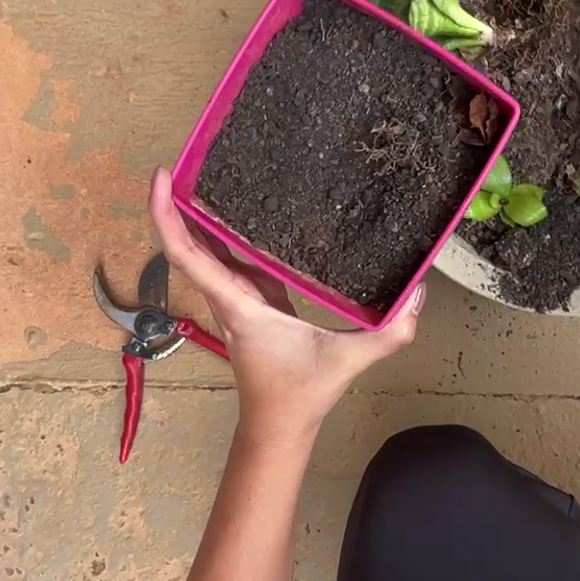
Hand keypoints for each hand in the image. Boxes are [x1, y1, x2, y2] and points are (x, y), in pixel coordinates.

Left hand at [149, 169, 422, 446]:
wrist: (278, 425)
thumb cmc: (299, 394)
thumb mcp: (347, 360)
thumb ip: (387, 333)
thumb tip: (418, 295)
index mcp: (239, 304)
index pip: (187, 254)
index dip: (166, 214)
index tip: (161, 176)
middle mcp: (228, 296)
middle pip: (188, 243)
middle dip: (176, 200)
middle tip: (185, 155)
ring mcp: (237, 298)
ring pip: (205, 250)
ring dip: (195, 215)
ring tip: (205, 170)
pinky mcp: (251, 301)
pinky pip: (228, 260)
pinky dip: (222, 233)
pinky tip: (239, 211)